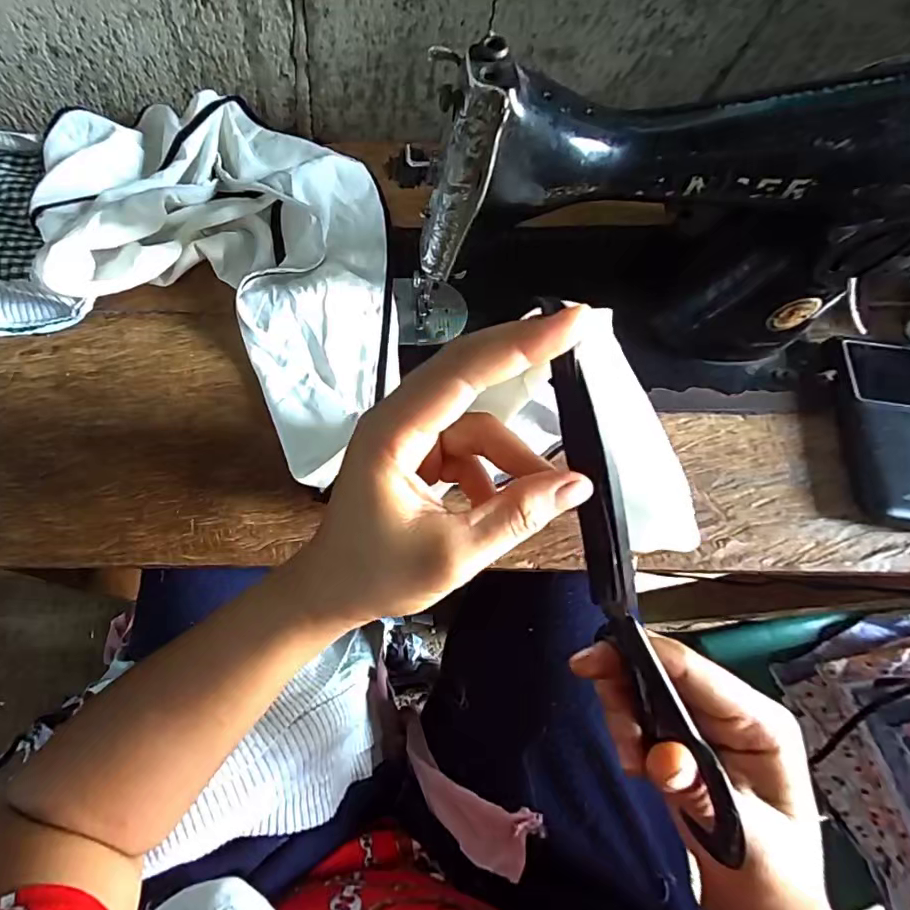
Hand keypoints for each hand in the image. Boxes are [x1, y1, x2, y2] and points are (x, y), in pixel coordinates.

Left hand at [290, 306, 593, 625]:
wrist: (332, 589)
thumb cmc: (375, 573)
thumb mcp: (453, 553)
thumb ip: (516, 515)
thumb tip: (575, 484)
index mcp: (392, 433)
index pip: (462, 373)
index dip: (519, 343)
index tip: (570, 321)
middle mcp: (395, 421)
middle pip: (466, 374)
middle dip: (521, 358)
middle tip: (577, 337)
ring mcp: (404, 434)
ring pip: (476, 423)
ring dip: (511, 454)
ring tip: (540, 494)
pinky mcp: (413, 451)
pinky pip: (466, 445)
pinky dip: (492, 470)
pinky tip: (495, 506)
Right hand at [572, 633, 839, 909]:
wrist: (758, 903)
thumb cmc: (768, 873)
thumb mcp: (745, 838)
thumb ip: (701, 792)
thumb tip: (664, 755)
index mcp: (761, 723)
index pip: (693, 669)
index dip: (642, 655)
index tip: (596, 658)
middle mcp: (730, 711)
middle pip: (660, 669)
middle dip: (624, 690)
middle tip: (617, 728)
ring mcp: (703, 720)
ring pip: (641, 683)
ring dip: (621, 713)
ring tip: (631, 758)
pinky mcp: (678, 732)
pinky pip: (637, 706)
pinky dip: (623, 726)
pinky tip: (633, 758)